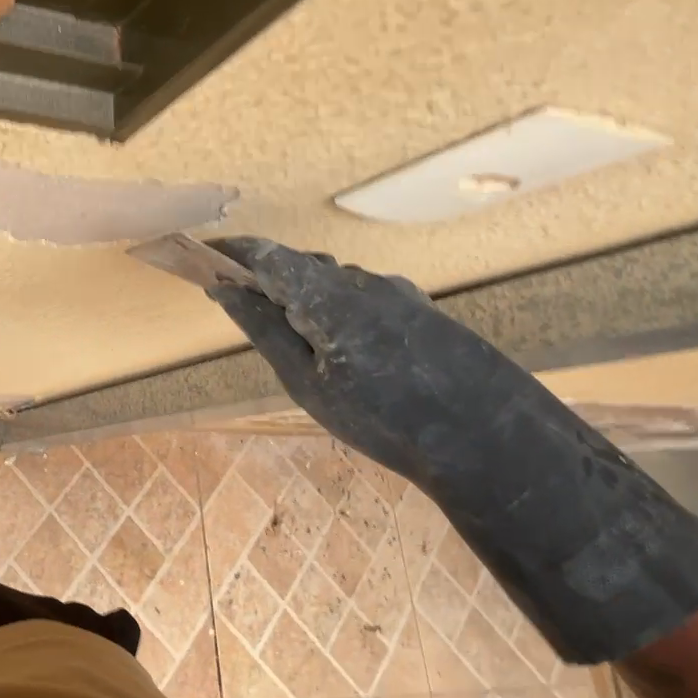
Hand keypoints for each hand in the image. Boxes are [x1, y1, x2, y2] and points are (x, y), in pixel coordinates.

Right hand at [204, 237, 532, 489]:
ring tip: (295, 337)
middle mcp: (361, 280)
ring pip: (333, 280)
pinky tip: (346, 347)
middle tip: (242, 305)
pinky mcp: (421, 308)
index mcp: (327, 296)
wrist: (493, 445)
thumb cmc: (383, 422)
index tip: (204, 256)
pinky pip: (362, 294)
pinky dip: (336, 306)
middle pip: (300, 264)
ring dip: (303, 293)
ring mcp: (397, 291)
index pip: (267, 255)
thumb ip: (263, 329)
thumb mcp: (307, 383)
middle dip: (265, 276)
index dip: (232, 251)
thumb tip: (223, 288)